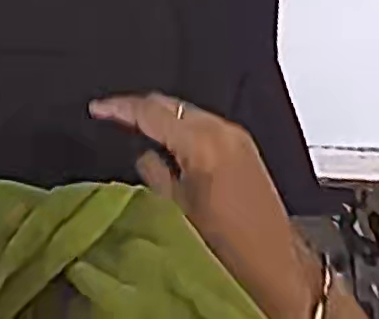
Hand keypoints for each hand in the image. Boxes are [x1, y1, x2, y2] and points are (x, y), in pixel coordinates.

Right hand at [90, 92, 325, 318]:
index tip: (97, 108)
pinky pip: (201, 122)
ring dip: (160, 116)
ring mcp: (236, 136)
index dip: (118, 107)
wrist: (280, 274)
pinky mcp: (244, 146)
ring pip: (184, 110)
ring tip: (134, 126)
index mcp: (202, 144)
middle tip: (112, 115)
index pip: (150, 111)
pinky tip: (167, 140)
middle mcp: (222, 131)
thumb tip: (142, 154)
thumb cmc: (229, 252)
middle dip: (138, 107)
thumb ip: (152, 171)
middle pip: (168, 104)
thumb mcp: (176, 211)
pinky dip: (180, 126)